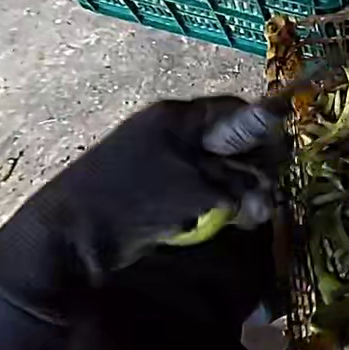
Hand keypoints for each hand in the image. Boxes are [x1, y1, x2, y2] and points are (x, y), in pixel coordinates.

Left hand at [0, 97, 286, 292]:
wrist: (66, 239)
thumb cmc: (135, 201)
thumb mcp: (197, 191)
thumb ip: (240, 187)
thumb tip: (273, 194)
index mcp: (176, 118)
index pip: (234, 110)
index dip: (264, 129)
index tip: (282, 158)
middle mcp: (169, 131)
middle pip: (227, 140)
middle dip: (252, 167)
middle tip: (270, 192)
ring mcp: (158, 159)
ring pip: (214, 167)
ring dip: (237, 190)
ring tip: (253, 213)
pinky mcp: (153, 187)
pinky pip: (197, 187)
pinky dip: (216, 202)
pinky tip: (230, 219)